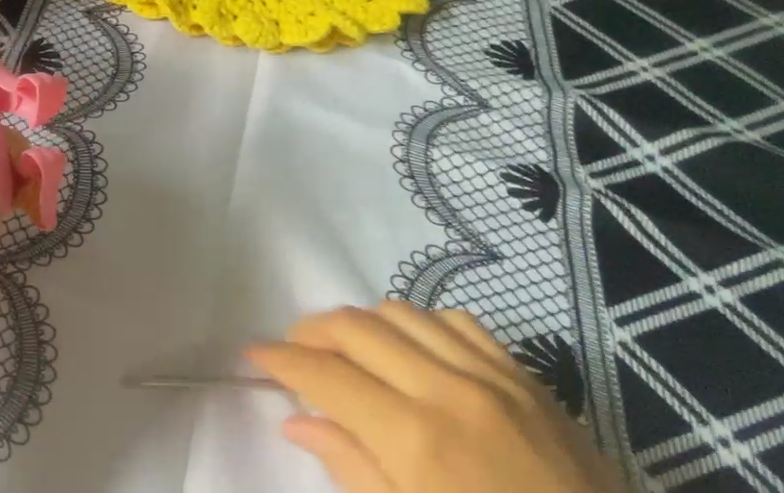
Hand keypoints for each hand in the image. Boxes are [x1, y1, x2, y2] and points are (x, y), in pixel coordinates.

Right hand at [247, 302, 623, 492]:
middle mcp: (448, 390)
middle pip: (353, 327)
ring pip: (400, 312)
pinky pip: (457, 322)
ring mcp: (495, 378)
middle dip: (309, 333)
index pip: (322, 374)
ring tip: (349, 351)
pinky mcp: (530, 380)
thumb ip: (353, 471)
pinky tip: (412, 351)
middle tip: (294, 355)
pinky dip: (419, 325)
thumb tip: (298, 423)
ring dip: (361, 324)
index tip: (253, 356)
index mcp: (415, 439)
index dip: (278, 360)